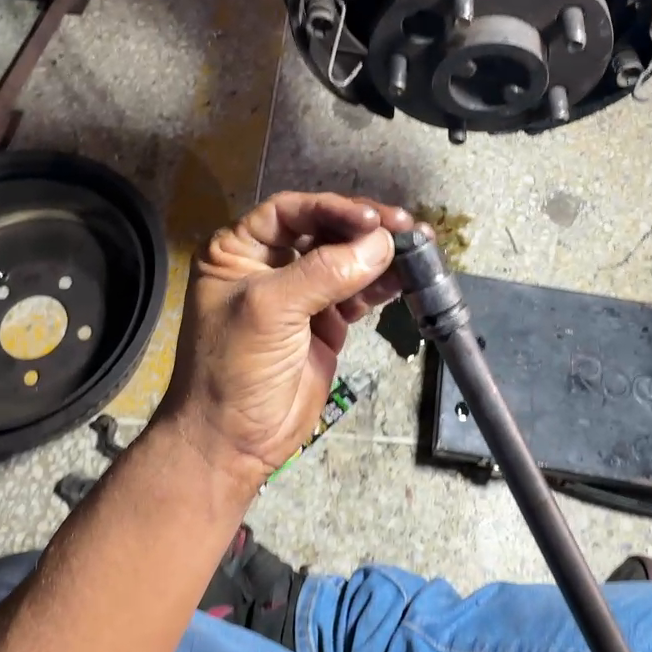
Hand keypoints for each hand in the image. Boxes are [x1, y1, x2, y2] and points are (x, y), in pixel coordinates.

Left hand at [155, 193, 417, 487]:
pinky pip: (358, 294)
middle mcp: (270, 264)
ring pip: (346, 261)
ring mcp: (300, 295)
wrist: (232, 442)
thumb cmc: (234, 367)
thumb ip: (325, 273)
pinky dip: (382, 285)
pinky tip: (407, 277)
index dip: (331, 209)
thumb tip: (381, 243)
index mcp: (239, 250)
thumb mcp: (270, 310)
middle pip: (323, 231)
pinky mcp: (325, 324)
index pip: (290, 212)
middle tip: (405, 227)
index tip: (371, 218)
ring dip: (380, 254)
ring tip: (419, 247)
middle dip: (363, 229)